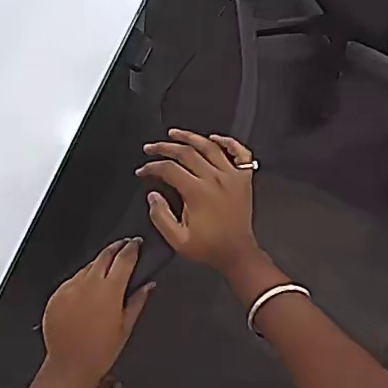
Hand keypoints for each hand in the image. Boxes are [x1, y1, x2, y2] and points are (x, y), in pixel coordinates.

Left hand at [41, 238, 154, 384]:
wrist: (70, 365)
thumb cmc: (100, 351)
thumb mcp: (126, 326)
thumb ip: (138, 300)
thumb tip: (148, 285)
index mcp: (110, 290)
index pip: (124, 258)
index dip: (132, 247)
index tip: (137, 243)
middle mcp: (88, 284)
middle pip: (104, 255)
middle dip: (116, 247)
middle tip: (124, 245)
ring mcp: (70, 288)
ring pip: (87, 266)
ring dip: (98, 264)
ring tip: (106, 271)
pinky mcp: (56, 295)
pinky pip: (71, 280)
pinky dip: (81, 280)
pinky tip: (87, 290)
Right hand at [137, 129, 262, 272]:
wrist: (237, 253)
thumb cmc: (209, 248)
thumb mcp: (177, 239)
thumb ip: (160, 216)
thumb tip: (153, 195)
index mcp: (198, 193)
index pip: (169, 169)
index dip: (152, 167)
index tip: (143, 171)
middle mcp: (216, 179)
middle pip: (187, 152)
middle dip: (164, 147)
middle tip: (151, 147)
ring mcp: (232, 176)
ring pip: (210, 146)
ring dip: (190, 137)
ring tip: (175, 134)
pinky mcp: (244, 179)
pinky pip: (240, 153)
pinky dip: (228, 142)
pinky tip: (215, 138)